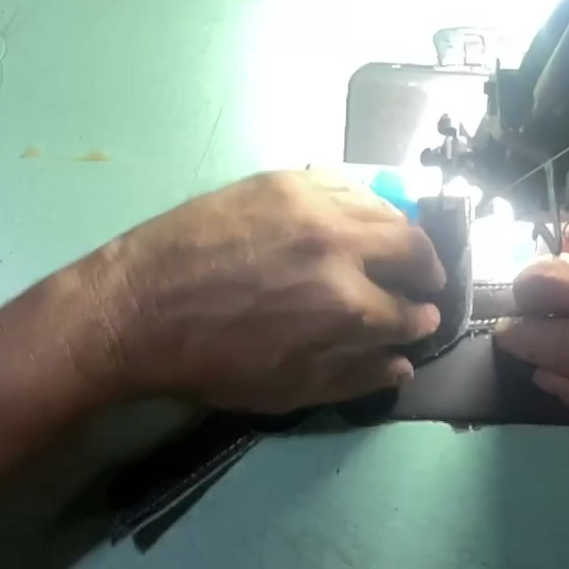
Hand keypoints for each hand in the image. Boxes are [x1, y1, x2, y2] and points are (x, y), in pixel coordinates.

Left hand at [79, 171, 445, 412]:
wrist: (139, 305)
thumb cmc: (212, 359)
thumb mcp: (286, 390)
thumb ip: (354, 376)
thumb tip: (404, 362)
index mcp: (344, 306)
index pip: (408, 310)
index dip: (422, 318)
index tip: (424, 317)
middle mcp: (340, 245)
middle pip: (413, 246)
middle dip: (429, 269)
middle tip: (425, 280)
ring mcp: (312, 203)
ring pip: (385, 206)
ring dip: (401, 230)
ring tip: (396, 244)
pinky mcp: (284, 179)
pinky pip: (344, 180)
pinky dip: (363, 199)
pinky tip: (356, 213)